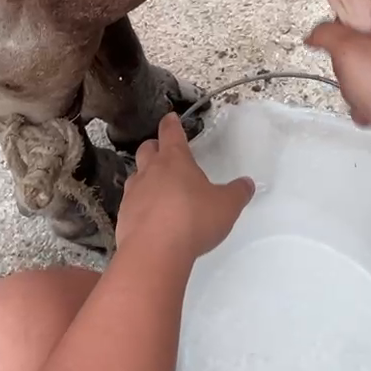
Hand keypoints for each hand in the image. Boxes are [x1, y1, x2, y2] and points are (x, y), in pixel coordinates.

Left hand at [115, 112, 254, 259]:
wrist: (154, 252)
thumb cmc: (193, 220)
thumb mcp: (226, 206)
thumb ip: (237, 193)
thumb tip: (247, 183)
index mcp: (174, 160)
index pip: (170, 132)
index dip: (171, 123)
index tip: (171, 117)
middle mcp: (150, 170)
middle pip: (146, 149)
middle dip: (154, 147)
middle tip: (163, 153)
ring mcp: (133, 193)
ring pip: (136, 175)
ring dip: (145, 177)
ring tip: (158, 188)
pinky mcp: (123, 217)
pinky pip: (130, 203)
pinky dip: (139, 205)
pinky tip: (150, 218)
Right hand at [305, 6, 370, 153]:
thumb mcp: (348, 50)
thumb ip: (325, 34)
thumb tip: (316, 34)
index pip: (354, 13)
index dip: (341, 32)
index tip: (341, 46)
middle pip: (353, 45)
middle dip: (346, 67)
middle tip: (356, 74)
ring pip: (358, 72)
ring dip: (353, 89)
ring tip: (365, 96)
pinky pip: (369, 91)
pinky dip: (365, 103)